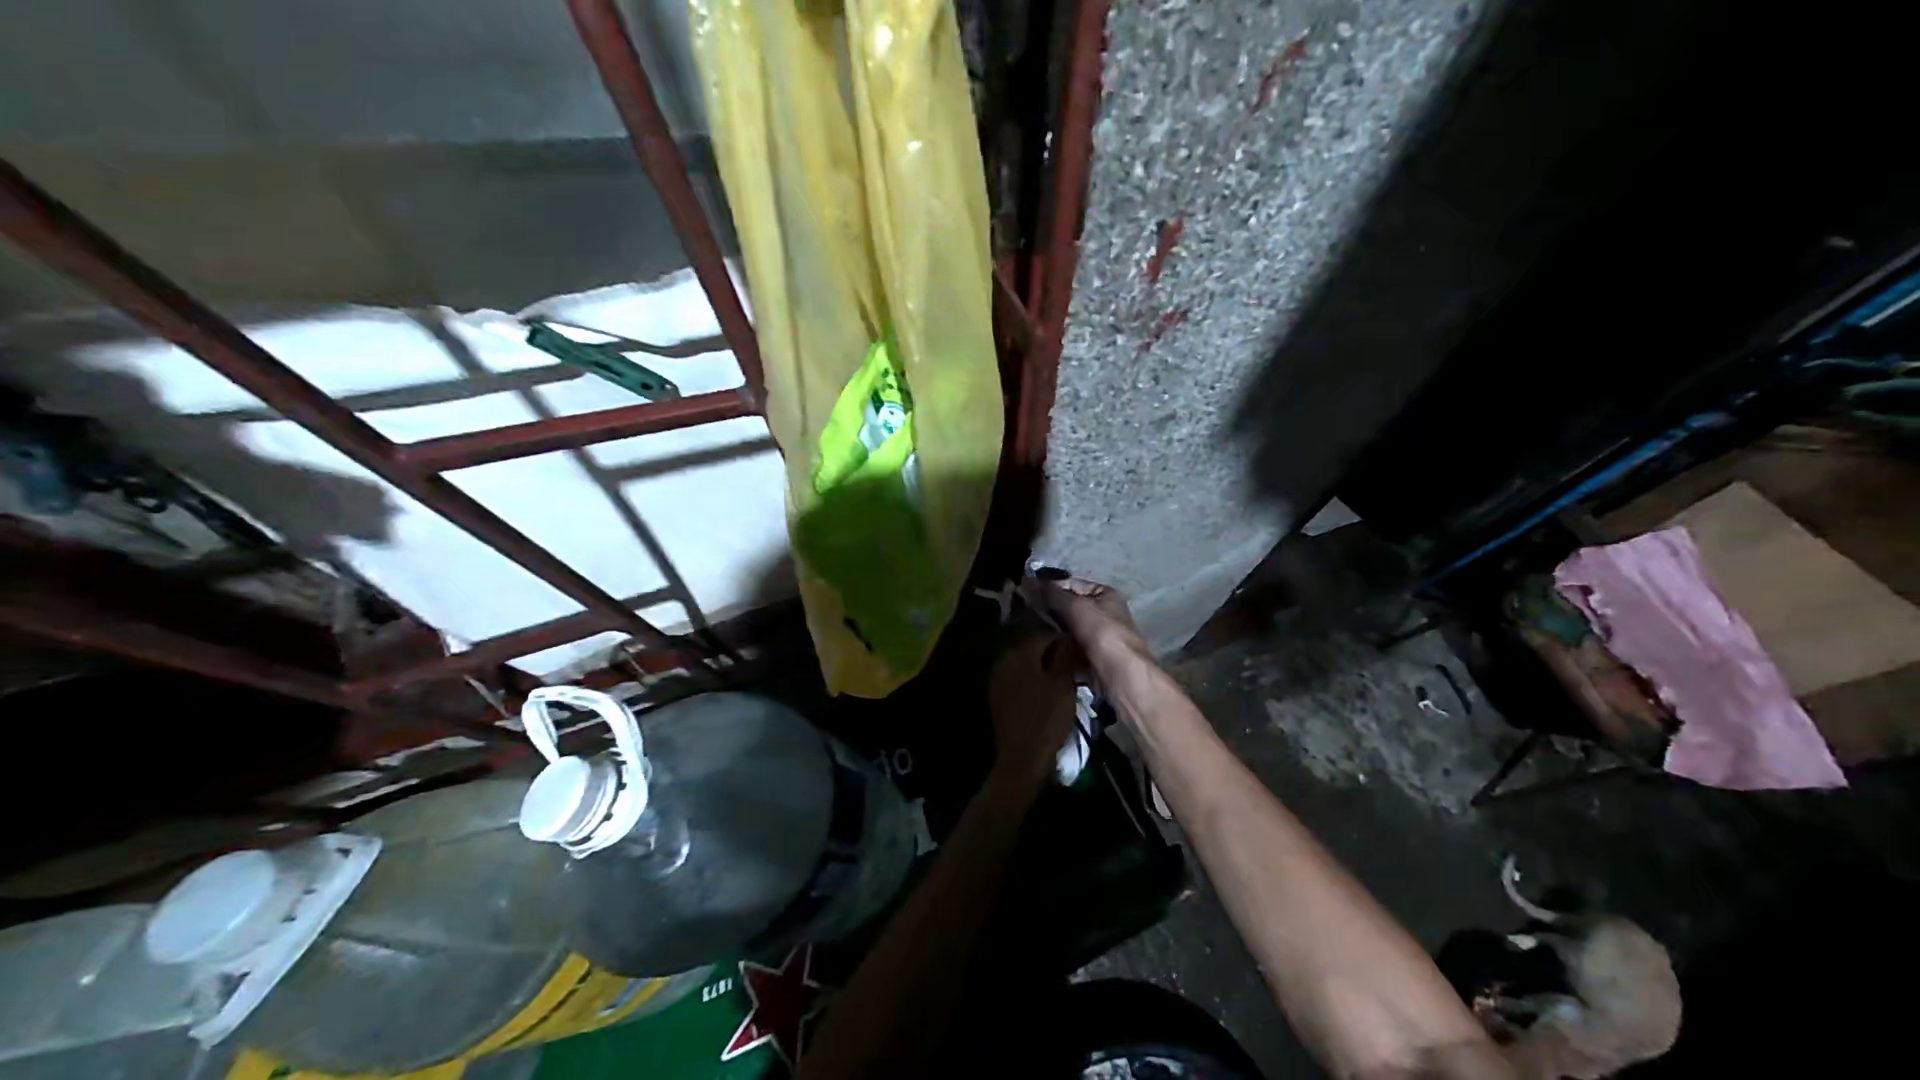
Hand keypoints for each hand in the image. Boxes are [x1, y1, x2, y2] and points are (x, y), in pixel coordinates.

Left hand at [986, 629, 1080, 788]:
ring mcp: (996, 676)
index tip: (1080, 652)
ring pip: (1023, 660)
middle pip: (1031, 645)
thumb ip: (1065, 654)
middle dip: (1052, 651)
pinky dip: (1030, 676)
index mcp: (1019, 652)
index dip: (1065, 640)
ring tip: (1061, 676)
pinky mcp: (996, 693)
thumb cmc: (1047, 718)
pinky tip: (1044, 688)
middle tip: (1073, 664)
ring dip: (1041, 664)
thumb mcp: (1063, 684)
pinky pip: (1016, 675)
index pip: (1045, 633)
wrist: (1022, 758)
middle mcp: (1003, 658)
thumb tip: (1068, 635)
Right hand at [1026, 576, 1149, 675]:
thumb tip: (1027, 581)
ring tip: (1027, 634)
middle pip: (1068, 609)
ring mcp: (1098, 639)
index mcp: (1104, 594)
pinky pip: (1068, 653)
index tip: (1026, 594)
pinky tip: (1039, 653)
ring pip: (1067, 632)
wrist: (1120, 675)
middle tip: (1023, 615)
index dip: (1049, 588)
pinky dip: (1056, 654)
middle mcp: (1103, 614)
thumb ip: (1051, 594)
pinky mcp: (1091, 661)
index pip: (1071, 584)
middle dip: (1048, 613)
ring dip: (1051, 634)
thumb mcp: (1074, 606)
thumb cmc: (1101, 632)